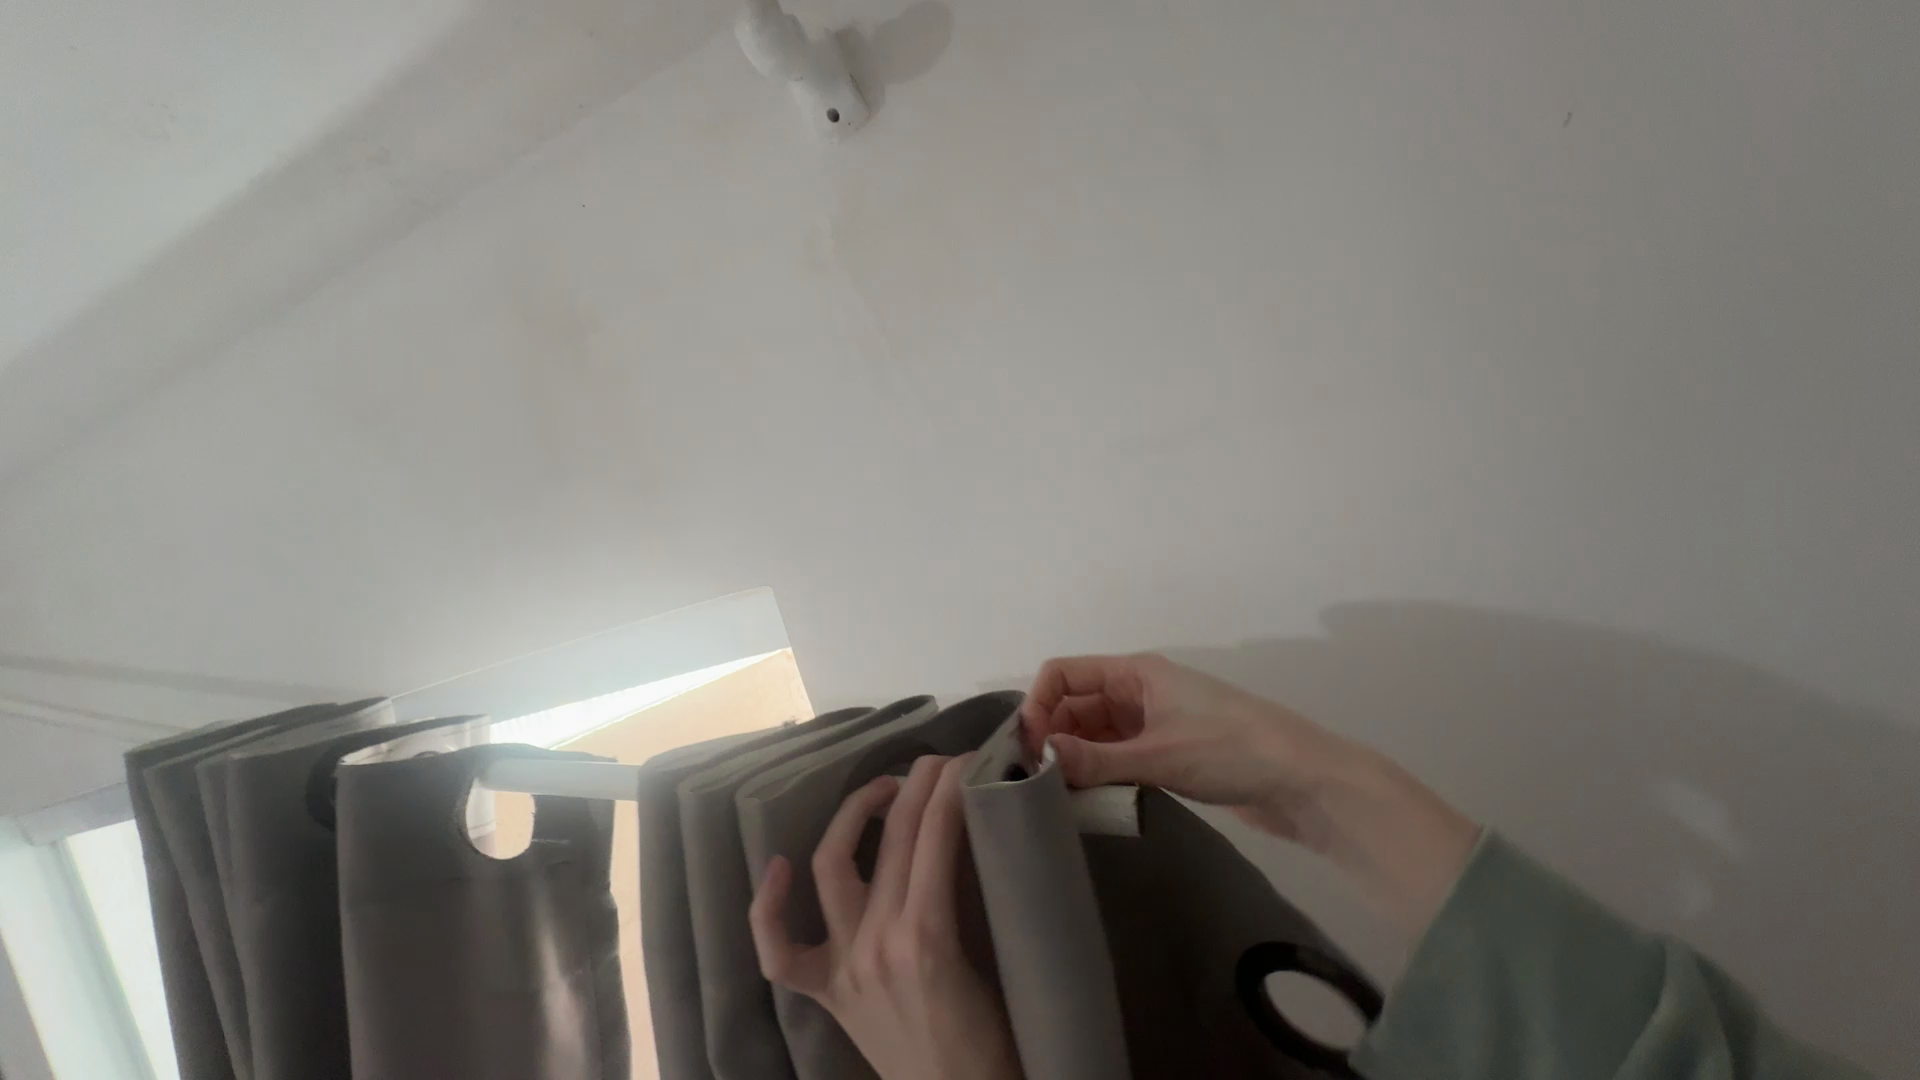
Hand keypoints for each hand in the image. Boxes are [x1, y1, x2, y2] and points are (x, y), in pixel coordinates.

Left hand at [750, 755, 1020, 1079]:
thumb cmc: (998, 1039)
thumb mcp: (1000, 958)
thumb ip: (981, 895)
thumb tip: (976, 825)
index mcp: (928, 938)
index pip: (936, 833)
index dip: (951, 784)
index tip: (968, 758)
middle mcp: (877, 942)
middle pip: (895, 836)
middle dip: (920, 783)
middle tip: (942, 762)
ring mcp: (844, 966)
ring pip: (833, 866)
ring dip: (857, 813)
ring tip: (887, 789)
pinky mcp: (826, 992)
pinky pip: (779, 953)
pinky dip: (769, 907)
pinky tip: (779, 865)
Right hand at [1021, 653, 1349, 843]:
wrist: (1305, 782)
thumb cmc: (1231, 751)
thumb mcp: (1159, 754)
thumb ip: (1096, 758)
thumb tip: (1039, 758)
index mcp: (1136, 673)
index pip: (1065, 673)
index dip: (1039, 703)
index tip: (1028, 747)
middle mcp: (1139, 691)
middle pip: (1076, 703)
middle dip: (1053, 733)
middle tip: (1036, 778)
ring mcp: (1154, 722)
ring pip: (1095, 731)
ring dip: (1075, 755)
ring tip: (1057, 793)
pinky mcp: (1168, 752)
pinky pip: (1118, 754)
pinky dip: (1099, 770)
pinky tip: (1088, 797)